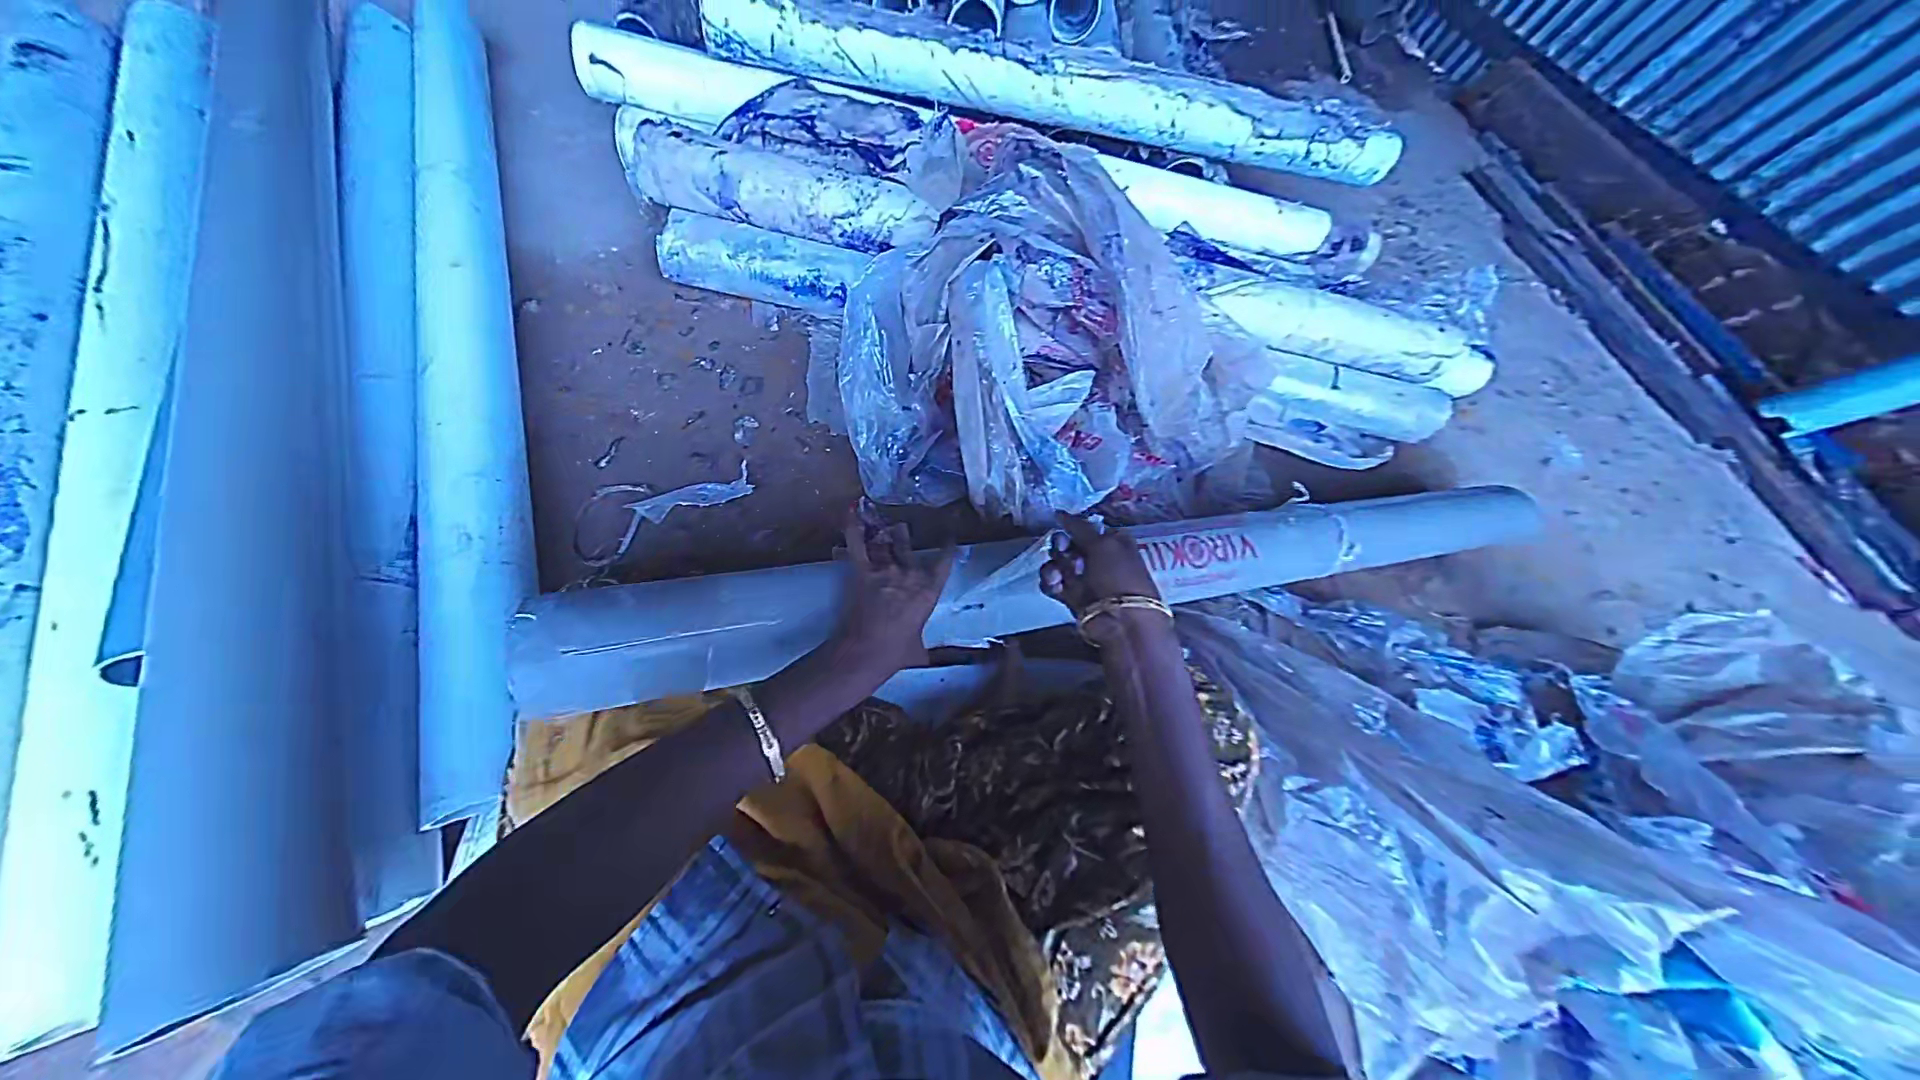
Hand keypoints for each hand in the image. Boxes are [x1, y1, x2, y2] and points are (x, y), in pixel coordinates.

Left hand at [835, 504, 955, 673]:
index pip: (943, 563)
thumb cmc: (897, 653)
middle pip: (907, 548)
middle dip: (904, 537)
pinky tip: (851, 512)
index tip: (949, 538)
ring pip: (884, 543)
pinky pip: (857, 544)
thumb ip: (924, 645)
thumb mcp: (919, 649)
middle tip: (901, 527)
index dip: (947, 549)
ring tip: (880, 522)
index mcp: (928, 591)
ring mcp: (884, 570)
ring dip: (881, 532)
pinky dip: (853, 528)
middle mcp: (909, 574)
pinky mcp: (861, 571)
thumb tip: (926, 657)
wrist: (868, 649)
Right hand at [1040, 512, 1163, 645]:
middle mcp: (1097, 558)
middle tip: (1063, 550)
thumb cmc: (1119, 576)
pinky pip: (1052, 583)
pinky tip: (1056, 585)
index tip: (1063, 525)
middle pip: (1067, 545)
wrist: (1122, 621)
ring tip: (1059, 574)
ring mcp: (1083, 579)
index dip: (1072, 527)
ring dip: (1054, 566)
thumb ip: (1080, 528)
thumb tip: (1060, 513)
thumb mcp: (1104, 545)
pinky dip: (1051, 583)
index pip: (1084, 528)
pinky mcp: (1071, 597)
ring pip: (1057, 563)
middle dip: (1061, 546)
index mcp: (1112, 542)